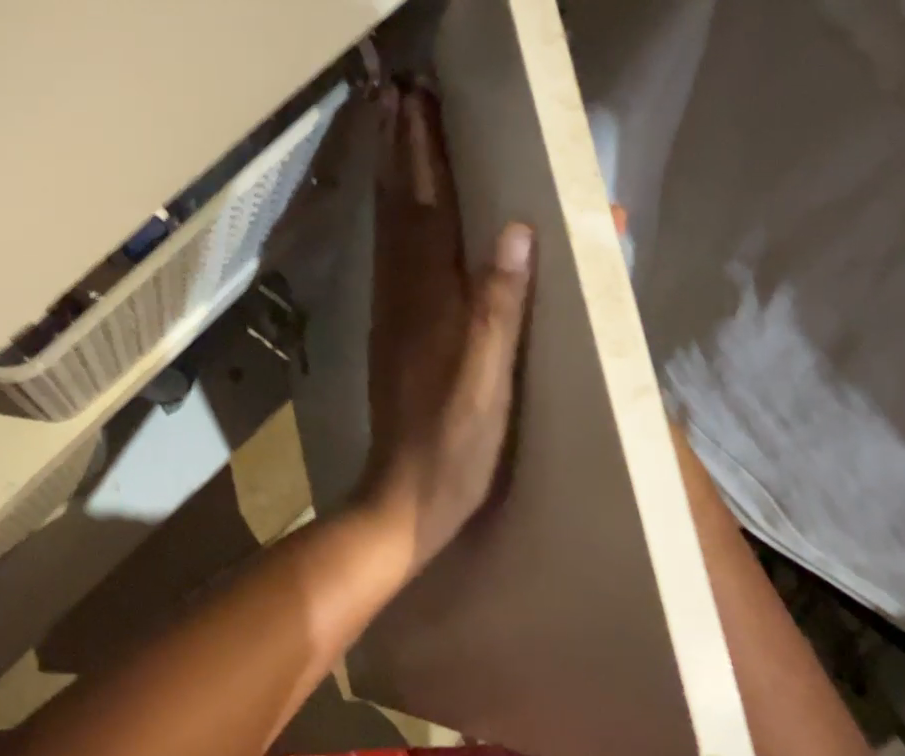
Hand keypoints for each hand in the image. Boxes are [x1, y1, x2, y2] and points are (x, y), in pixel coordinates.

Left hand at [357, 85, 533, 571]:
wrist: (400, 505)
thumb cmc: (453, 453)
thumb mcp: (488, 385)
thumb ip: (499, 310)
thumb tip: (515, 231)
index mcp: (431, 309)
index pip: (430, 216)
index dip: (425, 157)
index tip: (418, 102)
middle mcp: (403, 307)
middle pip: (401, 217)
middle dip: (400, 156)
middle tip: (395, 101)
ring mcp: (392, 328)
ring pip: (389, 242)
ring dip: (392, 186)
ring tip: (390, 142)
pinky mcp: (391, 349)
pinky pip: (389, 273)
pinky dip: (391, 234)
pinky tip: (394, 228)